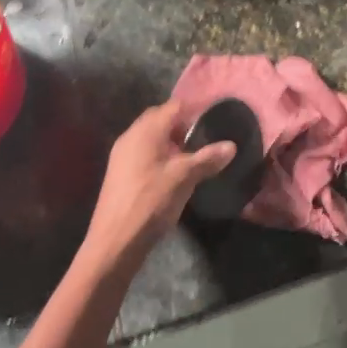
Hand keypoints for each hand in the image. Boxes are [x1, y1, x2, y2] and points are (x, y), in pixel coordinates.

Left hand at [82, 100, 234, 269]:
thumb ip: (207, 159)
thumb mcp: (184, 178)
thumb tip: (231, 145)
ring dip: (171, 141)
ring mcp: (122, 155)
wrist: (115, 241)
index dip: (195, 110)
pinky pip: (143, 152)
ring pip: (151, 137)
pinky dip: (160, 155)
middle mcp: (131, 136)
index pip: (174, 106)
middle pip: (160, 119)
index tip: (215, 118)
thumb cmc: (150, 202)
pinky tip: (173, 173)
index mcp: (146, 131)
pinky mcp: (120, 173)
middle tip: (204, 138)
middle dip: (182, 125)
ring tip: (192, 156)